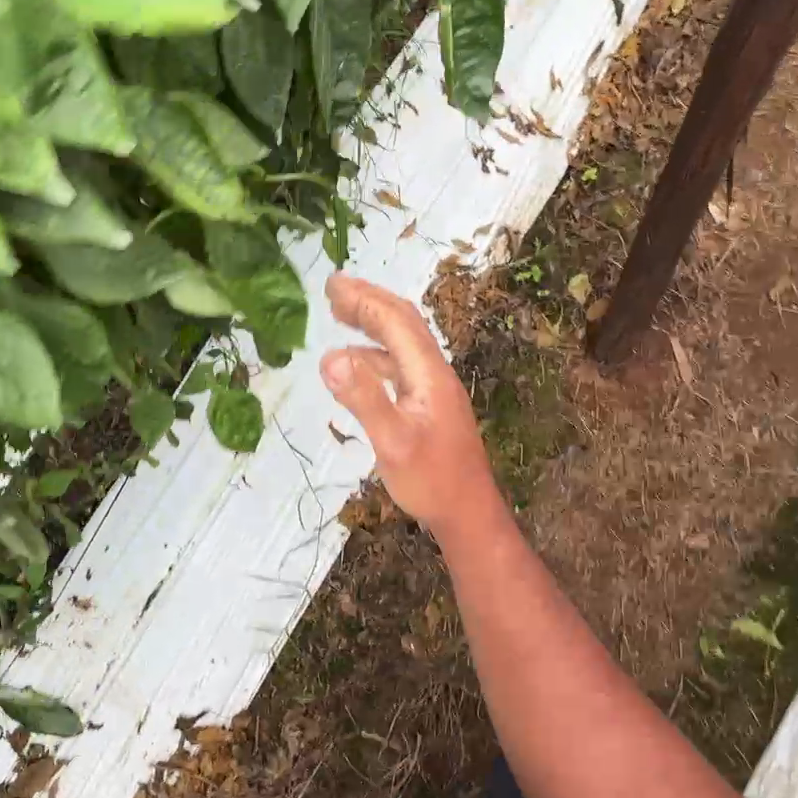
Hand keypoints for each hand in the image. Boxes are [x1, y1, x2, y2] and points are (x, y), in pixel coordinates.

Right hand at [320, 275, 500, 533]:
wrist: (468, 513)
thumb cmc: (430, 480)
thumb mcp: (391, 441)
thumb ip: (363, 398)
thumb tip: (330, 357)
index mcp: (429, 374)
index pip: (395, 323)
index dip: (364, 299)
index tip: (331, 285)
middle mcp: (435, 374)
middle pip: (403, 325)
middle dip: (369, 302)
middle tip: (333, 289)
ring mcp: (434, 390)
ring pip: (402, 344)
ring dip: (372, 325)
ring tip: (340, 316)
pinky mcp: (430, 407)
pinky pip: (400, 366)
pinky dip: (376, 354)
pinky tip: (357, 365)